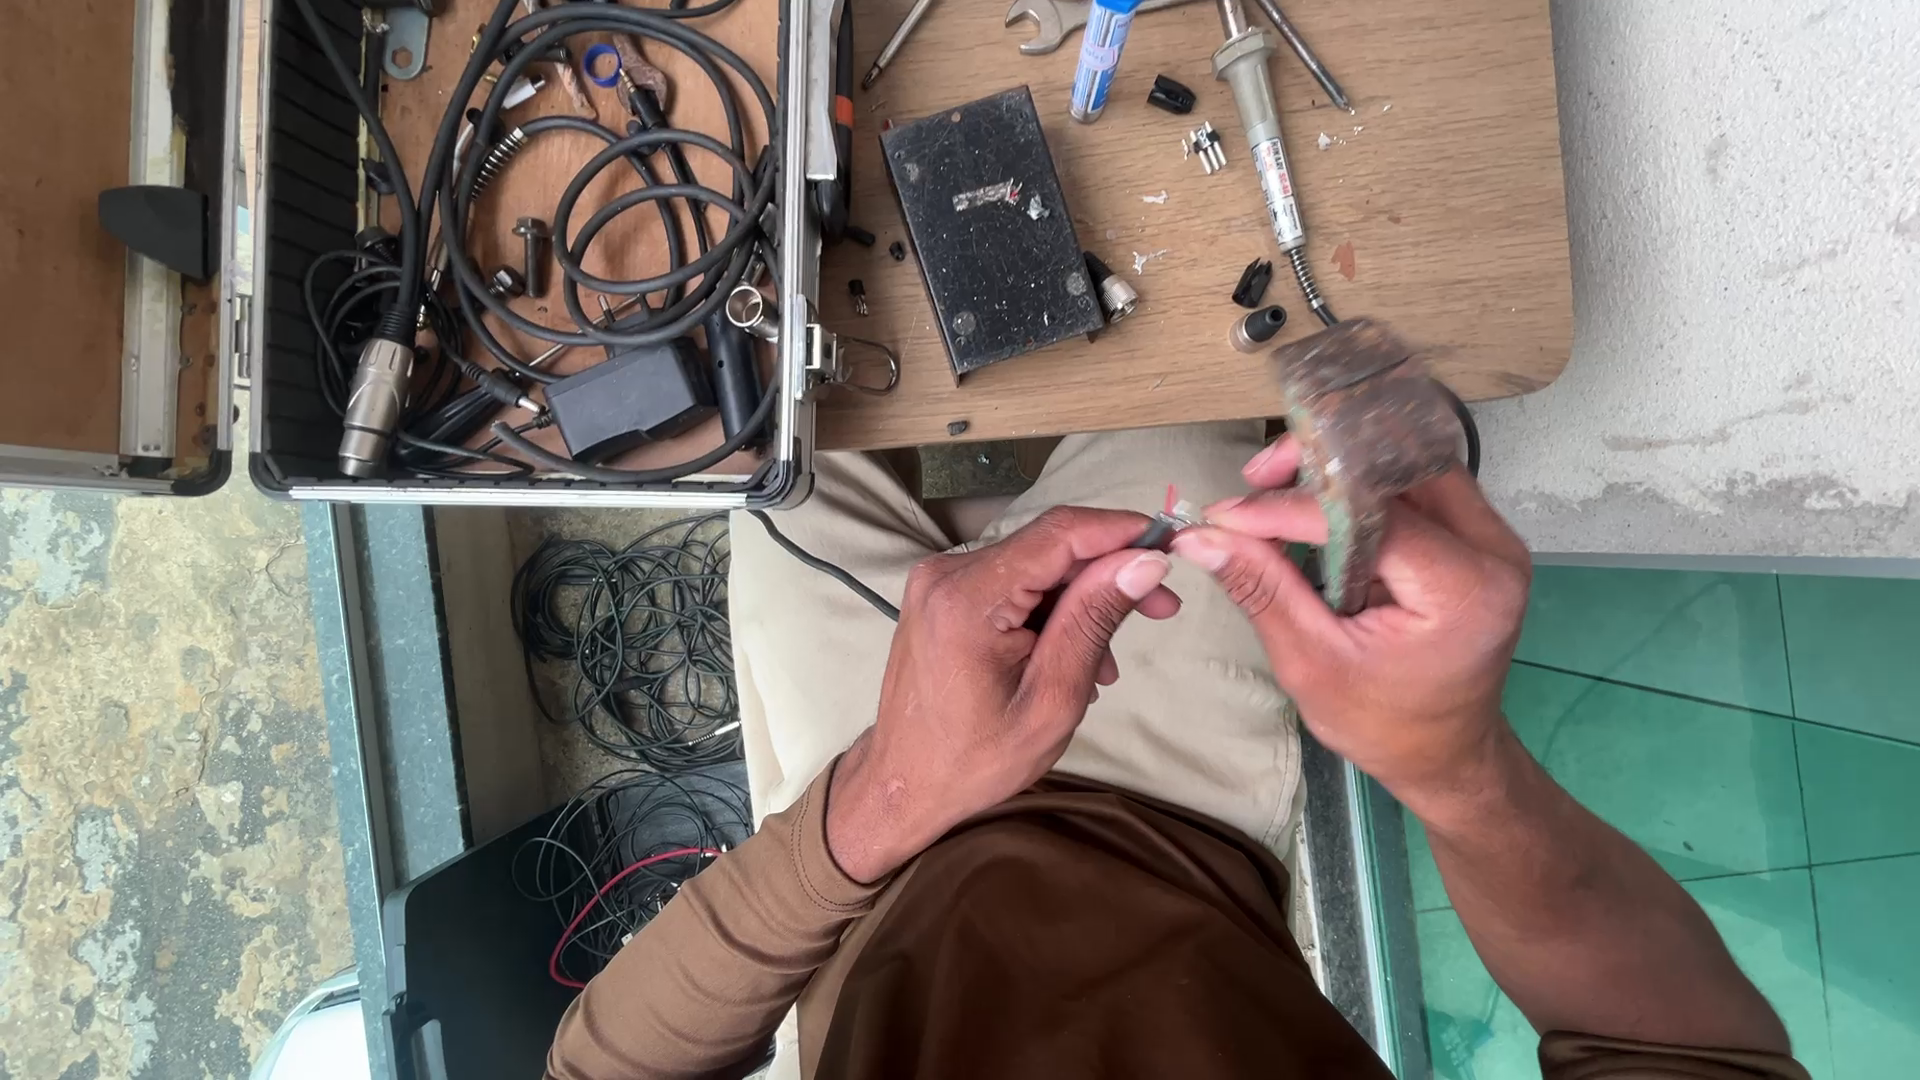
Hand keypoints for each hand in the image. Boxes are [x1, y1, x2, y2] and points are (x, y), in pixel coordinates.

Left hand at [826, 507, 1181, 882]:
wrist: (904, 782)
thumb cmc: (977, 758)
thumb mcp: (1052, 697)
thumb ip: (1095, 621)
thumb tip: (1146, 561)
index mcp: (968, 597)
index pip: (1058, 534)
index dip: (1121, 530)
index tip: (1172, 544)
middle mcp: (946, 571)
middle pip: (1048, 547)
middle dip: (1109, 572)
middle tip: (1162, 607)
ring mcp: (938, 579)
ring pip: (1034, 565)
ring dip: (1080, 599)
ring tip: (1107, 662)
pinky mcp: (941, 592)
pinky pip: (1011, 582)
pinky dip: (1047, 609)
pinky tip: (1068, 655)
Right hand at [1169, 436, 1531, 809]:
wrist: (1445, 753)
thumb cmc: (1381, 722)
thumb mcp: (1309, 661)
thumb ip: (1260, 588)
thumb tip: (1200, 536)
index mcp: (1463, 589)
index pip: (1369, 515)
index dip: (1290, 508)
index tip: (1225, 516)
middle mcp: (1491, 548)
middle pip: (1400, 465)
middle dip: (1321, 462)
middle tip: (1255, 479)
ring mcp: (1487, 537)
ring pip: (1403, 465)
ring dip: (1335, 468)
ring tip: (1272, 488)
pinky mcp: (1469, 537)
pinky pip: (1407, 487)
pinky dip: (1353, 487)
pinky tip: (1307, 506)